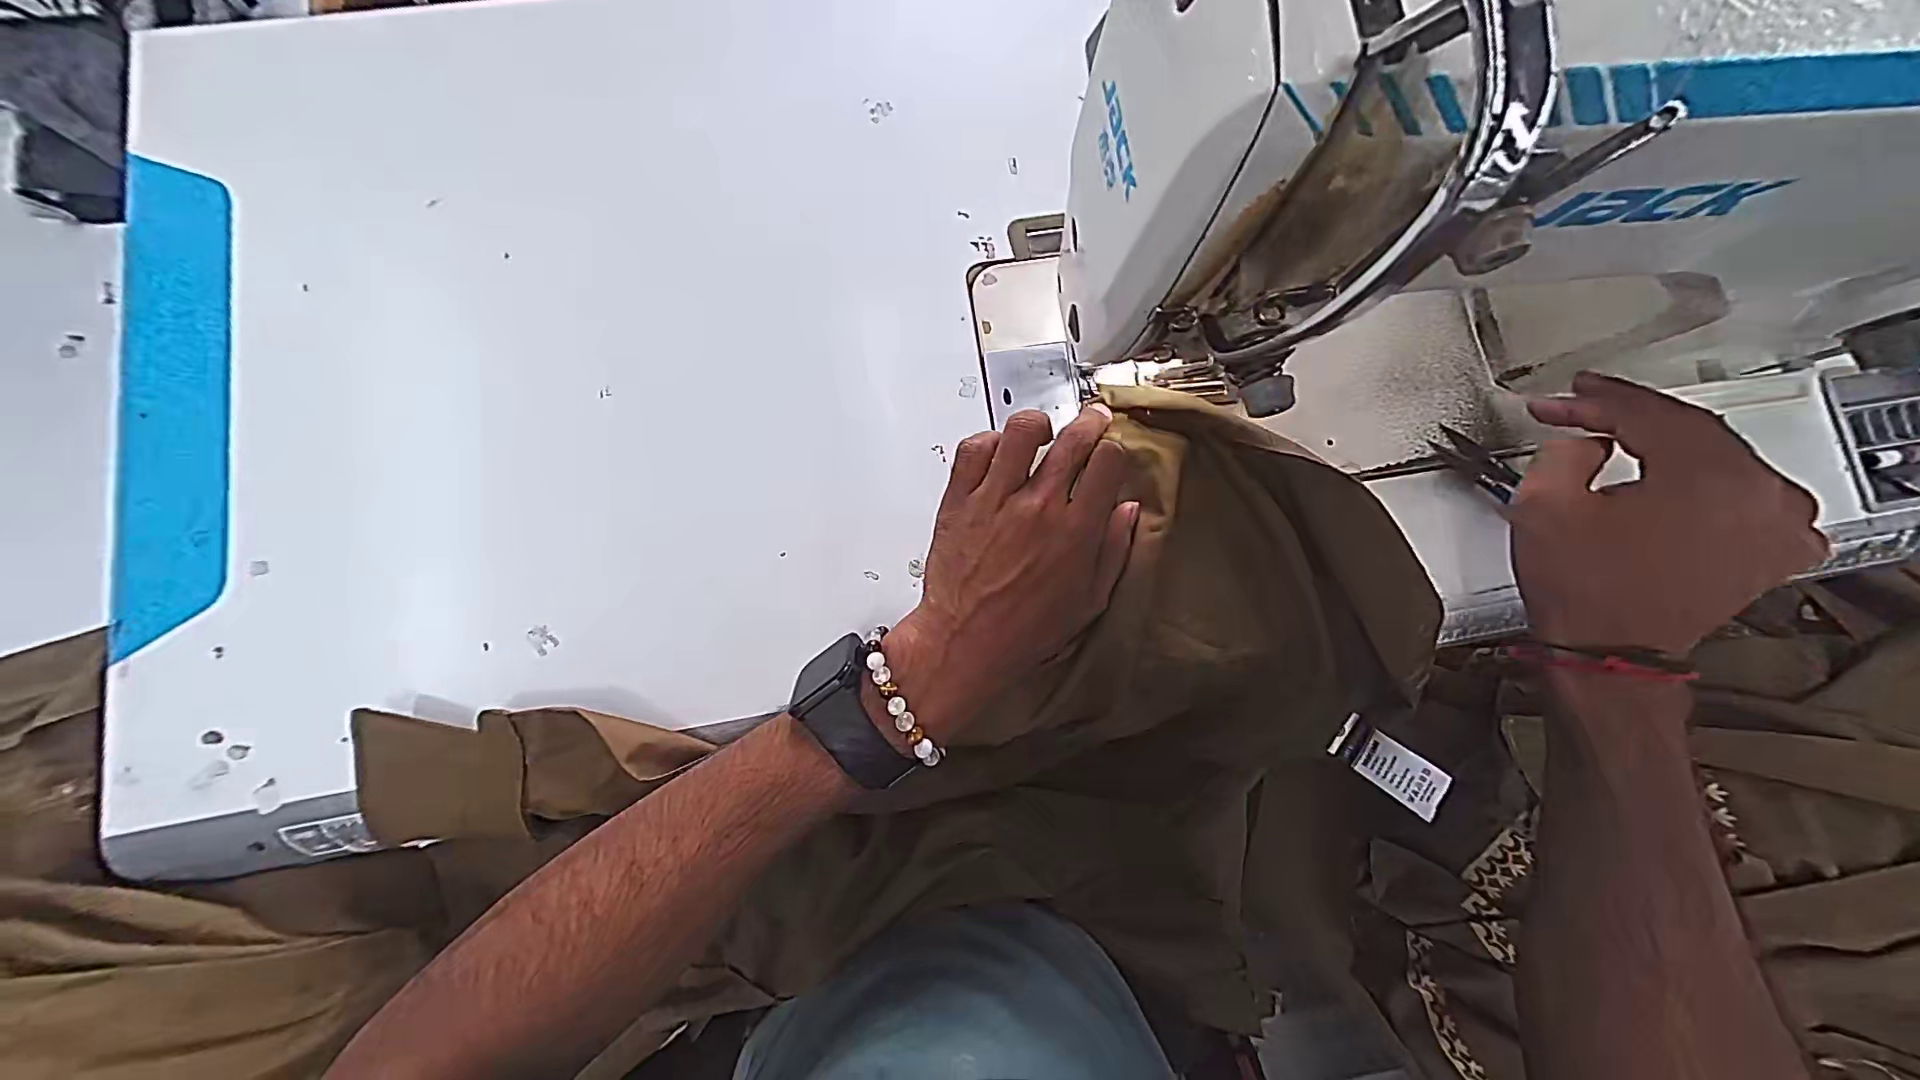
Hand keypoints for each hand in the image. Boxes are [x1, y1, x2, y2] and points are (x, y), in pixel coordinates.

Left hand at [874, 405, 1139, 743]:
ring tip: (1042, 431)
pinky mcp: (960, 501)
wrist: (966, 642)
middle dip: (1090, 421)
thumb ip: (1114, 550)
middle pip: (1073, 439)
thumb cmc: (1024, 630)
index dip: (1115, 448)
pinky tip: (999, 452)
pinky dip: (989, 441)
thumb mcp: (1089, 600)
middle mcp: (1038, 508)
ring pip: (1021, 432)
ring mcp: (996, 501)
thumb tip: (1129, 511)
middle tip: (1092, 419)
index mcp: (1076, 531)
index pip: (1108, 461)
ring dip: (1038, 424)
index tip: (1112, 450)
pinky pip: (973, 450)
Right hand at [1511, 372, 1827, 655]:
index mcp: (1710, 478)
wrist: (1608, 650)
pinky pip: (1740, 493)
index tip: (1563, 398)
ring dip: (1663, 445)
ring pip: (1717, 459)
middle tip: (1583, 406)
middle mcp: (1763, 496)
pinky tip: (1671, 477)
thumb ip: (1565, 452)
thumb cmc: (1582, 589)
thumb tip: (1586, 440)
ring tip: (1619, 436)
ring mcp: (1778, 525)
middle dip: (1628, 417)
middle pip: (1691, 431)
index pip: (1649, 414)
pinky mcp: (1773, 548)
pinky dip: (1698, 479)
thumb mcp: (1542, 505)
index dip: (1595, 400)